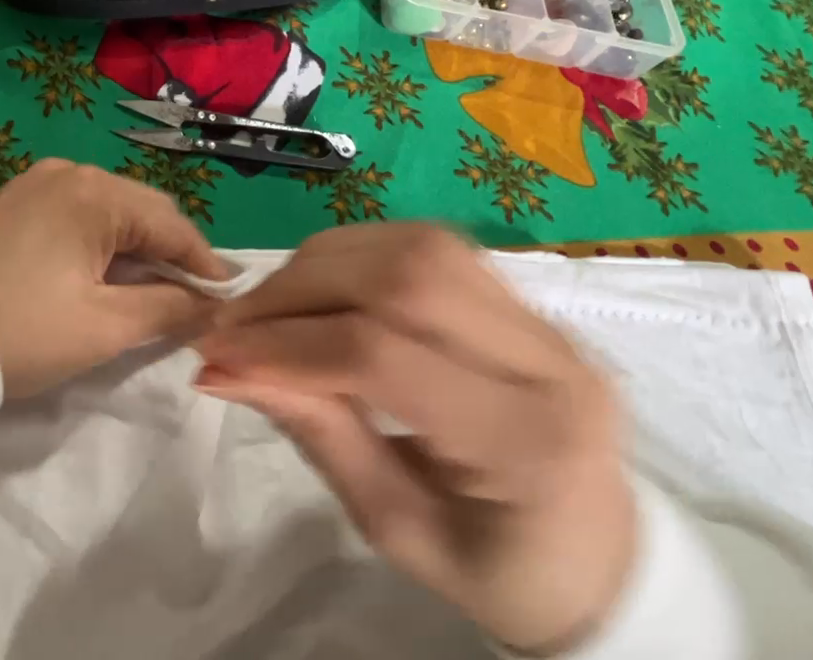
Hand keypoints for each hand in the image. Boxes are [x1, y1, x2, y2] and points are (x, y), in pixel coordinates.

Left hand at [0, 159, 229, 398]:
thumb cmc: (19, 330)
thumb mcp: (103, 327)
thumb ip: (168, 309)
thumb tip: (214, 305)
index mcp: (93, 192)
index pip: (172, 225)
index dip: (205, 266)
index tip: (230, 302)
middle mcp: (67, 172)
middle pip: (141, 212)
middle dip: (170, 256)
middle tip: (193, 302)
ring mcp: (34, 184)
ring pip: (108, 214)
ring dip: (134, 251)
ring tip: (154, 294)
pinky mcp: (12, 203)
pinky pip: (74, 217)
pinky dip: (99, 245)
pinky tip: (104, 275)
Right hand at [191, 224, 633, 655]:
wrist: (598, 558)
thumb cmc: (494, 568)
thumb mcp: (392, 526)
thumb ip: (314, 432)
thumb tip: (221, 368)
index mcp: (522, 441)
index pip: (381, 355)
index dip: (283, 344)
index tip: (214, 354)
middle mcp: (548, 360)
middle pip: (403, 274)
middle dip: (296, 288)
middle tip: (233, 323)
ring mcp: (545, 320)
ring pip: (416, 244)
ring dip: (322, 263)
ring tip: (270, 306)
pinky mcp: (527, 300)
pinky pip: (429, 248)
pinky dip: (356, 257)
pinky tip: (320, 291)